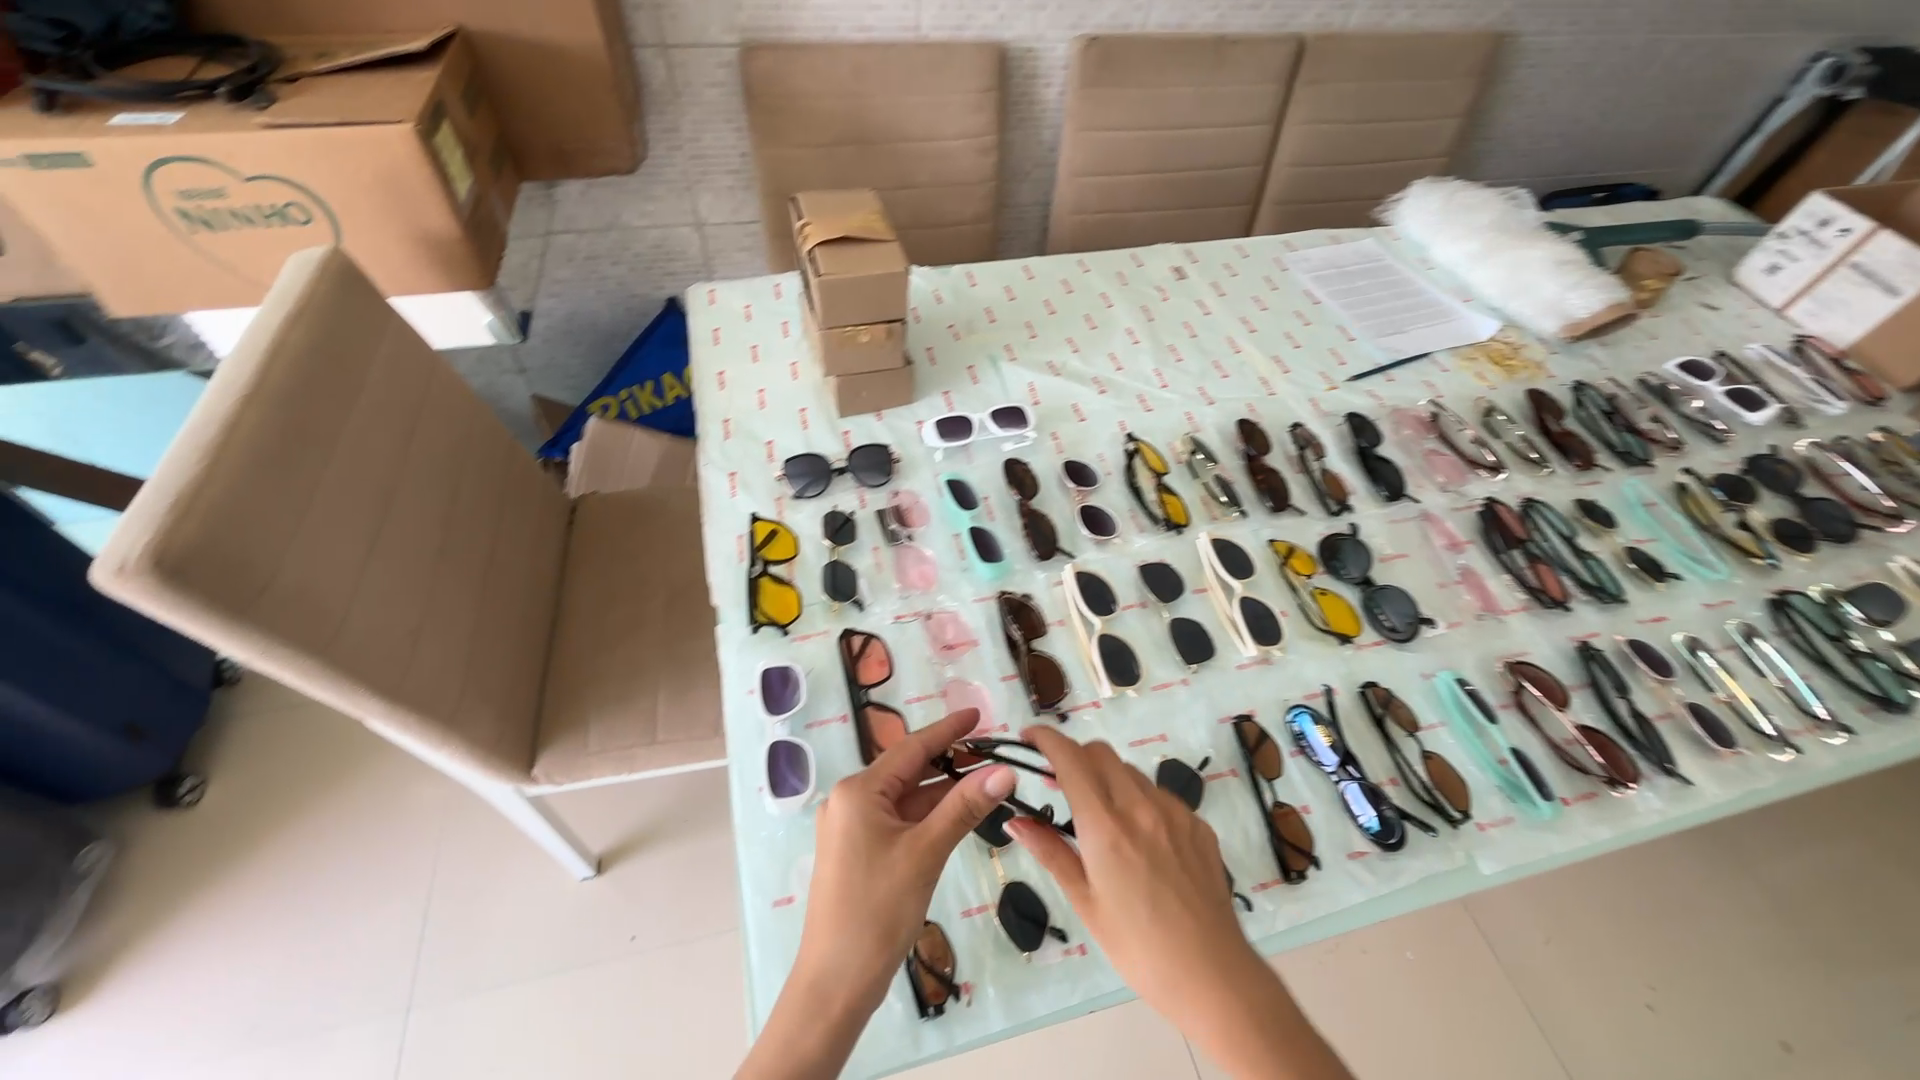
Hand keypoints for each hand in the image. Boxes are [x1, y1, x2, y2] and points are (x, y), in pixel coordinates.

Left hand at [738, 708, 1013, 1079]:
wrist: (836, 980)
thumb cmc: (878, 909)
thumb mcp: (926, 853)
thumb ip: (964, 807)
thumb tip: (1004, 769)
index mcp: (858, 791)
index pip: (911, 748)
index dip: (948, 730)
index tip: (979, 713)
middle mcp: (850, 801)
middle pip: (908, 771)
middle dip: (950, 762)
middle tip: (993, 750)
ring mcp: (852, 829)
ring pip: (906, 799)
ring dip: (942, 793)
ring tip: (986, 780)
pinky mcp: (858, 853)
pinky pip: (899, 822)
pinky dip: (928, 817)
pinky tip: (958, 815)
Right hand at [1009, 727, 1252, 1023]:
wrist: (1212, 974)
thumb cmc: (1136, 946)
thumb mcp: (1085, 902)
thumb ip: (1051, 852)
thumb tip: (1015, 821)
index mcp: (1105, 826)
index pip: (1070, 758)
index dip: (1045, 738)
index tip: (1029, 737)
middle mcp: (1141, 807)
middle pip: (1101, 753)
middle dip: (1075, 756)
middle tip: (1059, 784)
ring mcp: (1175, 813)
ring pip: (1132, 773)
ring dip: (1108, 778)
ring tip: (1100, 818)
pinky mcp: (1199, 826)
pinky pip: (1161, 797)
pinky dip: (1140, 801)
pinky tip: (1140, 840)